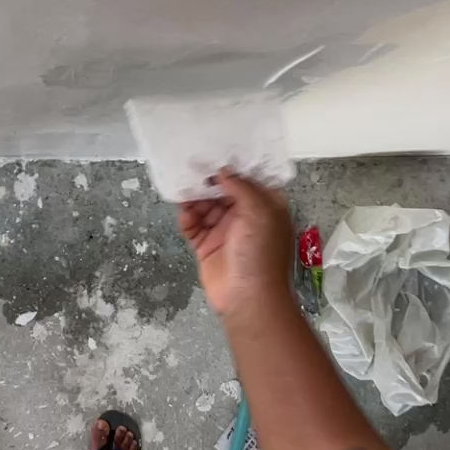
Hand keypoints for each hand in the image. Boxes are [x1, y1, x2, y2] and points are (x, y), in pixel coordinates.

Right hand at [178, 170, 293, 319]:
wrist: (247, 296)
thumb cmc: (259, 252)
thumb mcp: (259, 212)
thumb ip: (241, 187)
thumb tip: (224, 171)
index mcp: (265, 207)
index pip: (249, 181)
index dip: (234, 168)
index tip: (215, 153)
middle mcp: (245, 217)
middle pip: (223, 192)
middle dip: (208, 182)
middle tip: (191, 170)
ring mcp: (224, 232)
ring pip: (205, 208)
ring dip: (195, 200)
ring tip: (184, 192)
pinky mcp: (206, 247)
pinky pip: (193, 227)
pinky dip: (188, 219)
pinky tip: (185, 215)